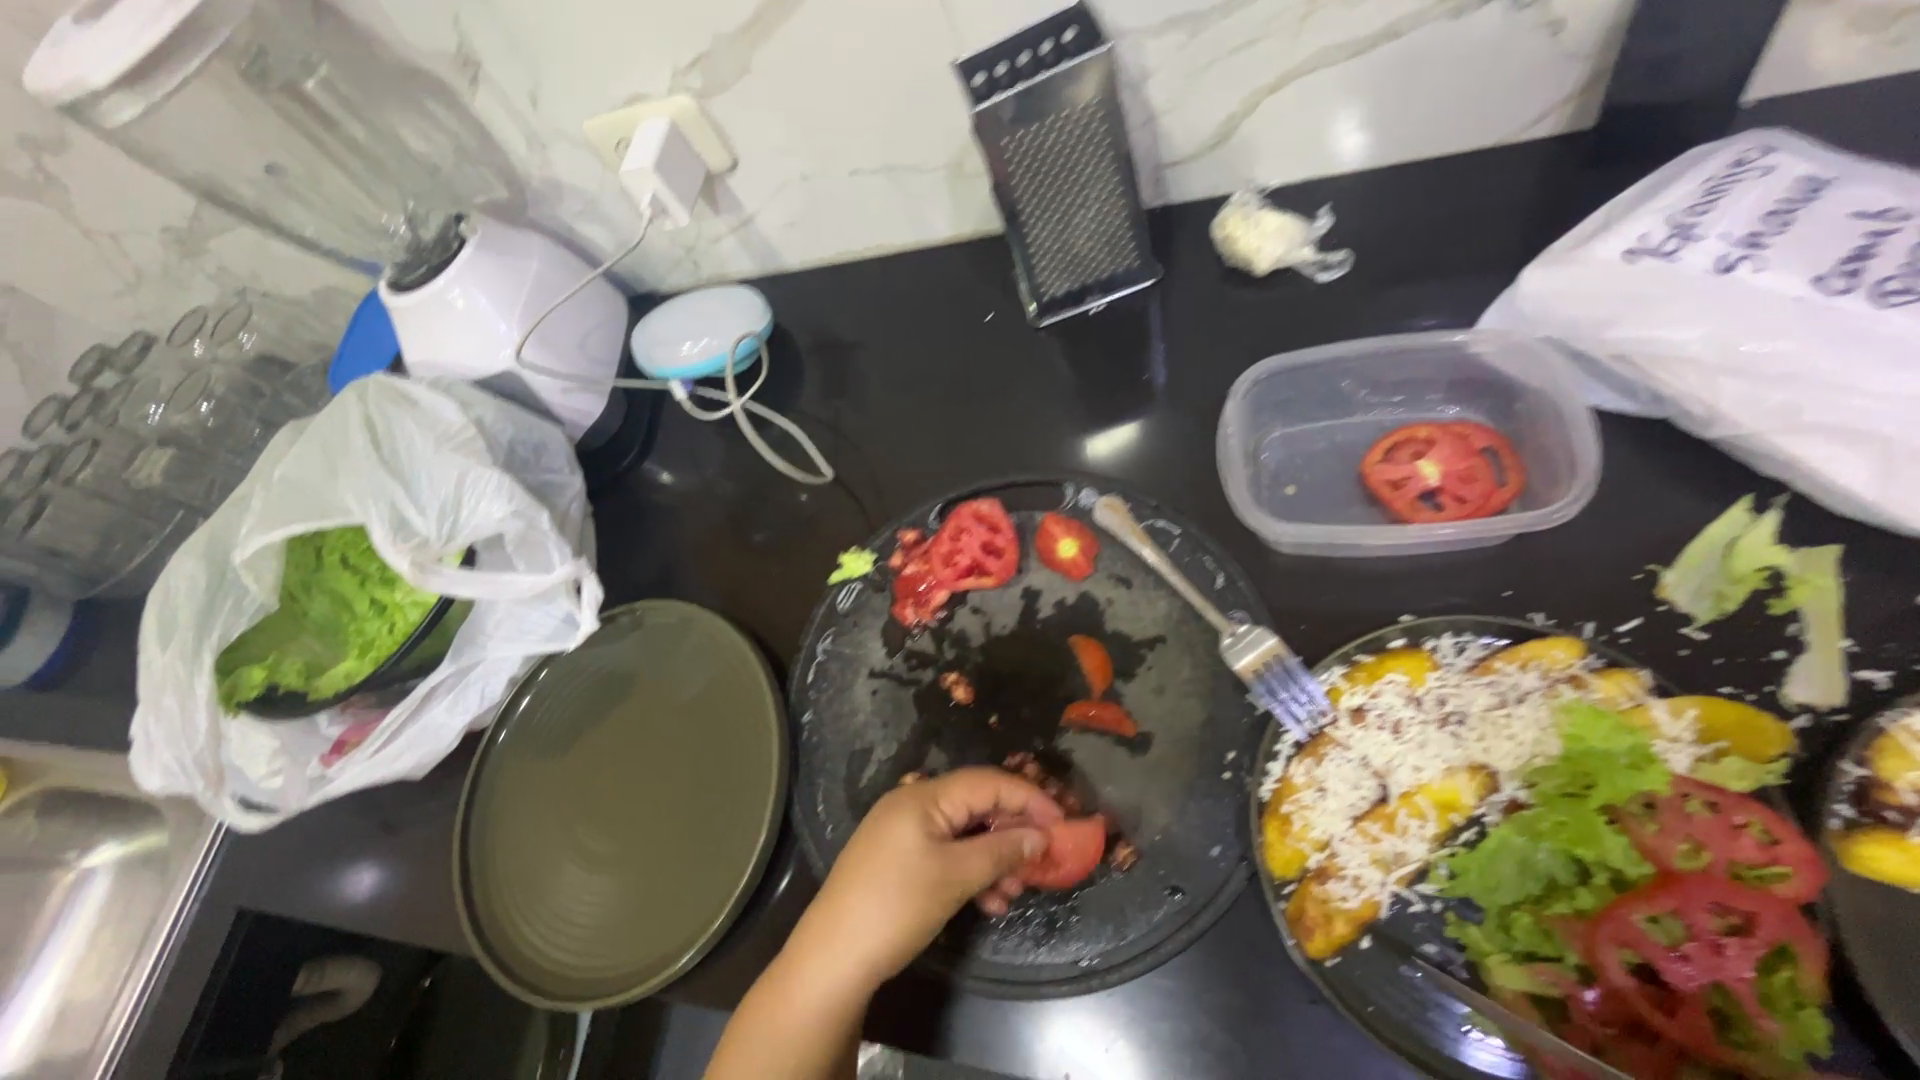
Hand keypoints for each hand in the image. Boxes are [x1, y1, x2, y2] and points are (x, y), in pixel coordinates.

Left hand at [783, 767, 1063, 993]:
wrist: (833, 956)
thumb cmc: (897, 906)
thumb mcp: (956, 877)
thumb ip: (1001, 851)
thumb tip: (1041, 836)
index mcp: (924, 797)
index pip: (988, 782)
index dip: (1029, 799)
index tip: (1063, 822)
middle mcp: (913, 805)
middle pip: (977, 806)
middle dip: (1012, 834)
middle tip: (1041, 864)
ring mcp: (903, 833)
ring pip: (964, 834)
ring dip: (994, 859)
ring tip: (1014, 892)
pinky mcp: (899, 860)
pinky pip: (947, 854)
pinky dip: (971, 872)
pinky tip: (988, 903)